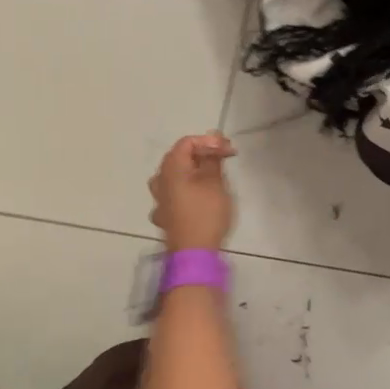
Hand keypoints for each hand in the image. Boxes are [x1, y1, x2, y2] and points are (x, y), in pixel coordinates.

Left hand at [149, 132, 236, 252]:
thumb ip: (212, 157)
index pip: (187, 142)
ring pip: (175, 175)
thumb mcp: (215, 181)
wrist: (193, 251)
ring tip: (212, 175)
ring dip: (194, 170)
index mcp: (171, 169)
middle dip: (202, 154)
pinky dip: (188, 187)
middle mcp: (160, 180)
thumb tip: (212, 136)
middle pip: (179, 157)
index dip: (209, 141)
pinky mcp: (165, 213)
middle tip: (225, 159)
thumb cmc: (206, 212)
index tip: (229, 150)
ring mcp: (159, 198)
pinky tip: (197, 195)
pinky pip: (174, 191)